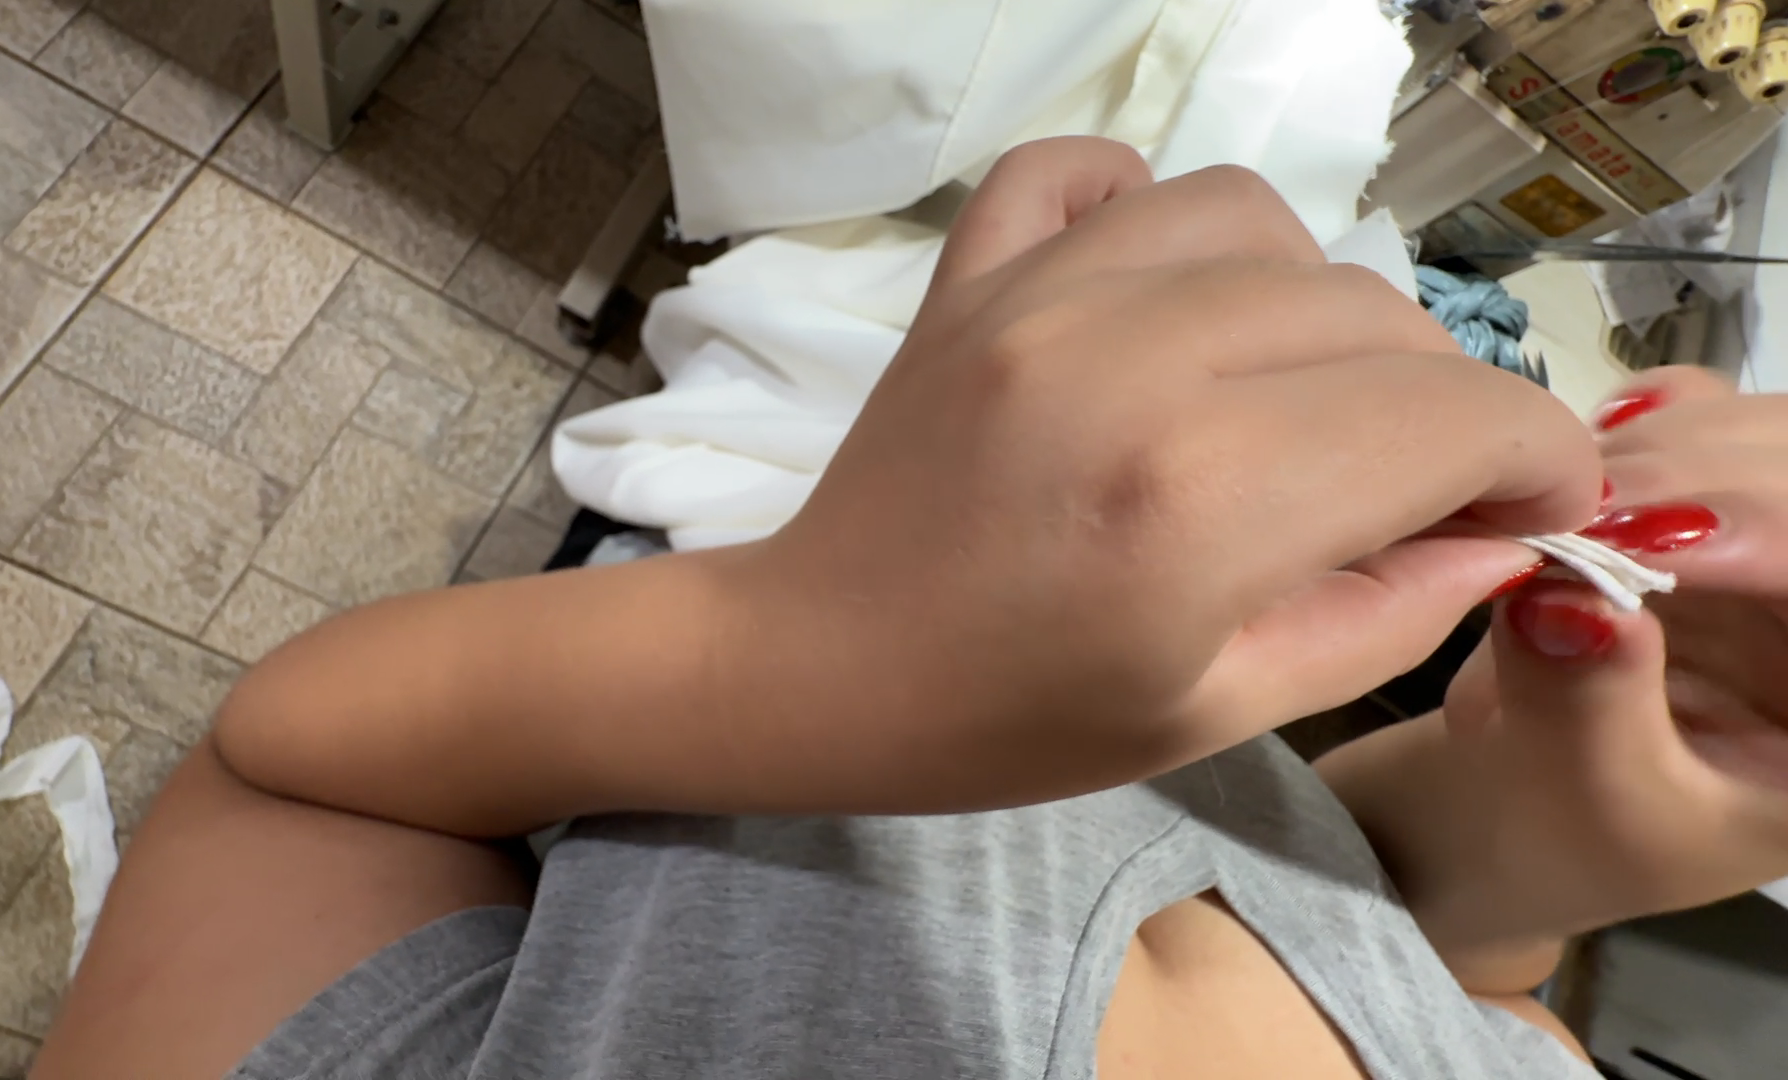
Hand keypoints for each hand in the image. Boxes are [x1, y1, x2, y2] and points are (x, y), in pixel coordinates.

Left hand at [210, 137, 1600, 839]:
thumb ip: (1381, 617)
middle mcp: (1131, 362)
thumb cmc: (997, 722)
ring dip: (1299, 306)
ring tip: (1260, 389)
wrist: (820, 663)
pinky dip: (1136, 209)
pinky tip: (1142, 287)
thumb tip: (1490, 529)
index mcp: (1205, 499)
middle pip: (1369, 316)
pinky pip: (1076, 174)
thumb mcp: (1211, 712)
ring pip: (1253, 224)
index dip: (1529, 464)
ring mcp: (1030, 302)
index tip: (1512, 508)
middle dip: (1420, 405)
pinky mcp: (959, 287)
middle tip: (1373, 481)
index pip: (1461, 415)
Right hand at [1382, 369, 1787, 981]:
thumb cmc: (1576, 830)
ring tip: (1545, 507)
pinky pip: (1696, 419)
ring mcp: (1769, 555)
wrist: (1527, 802)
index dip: (1765, 532)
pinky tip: (1580, 459)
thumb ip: (1588, 706)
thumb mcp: (1593, 796)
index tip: (1618, 538)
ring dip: (1649, 449)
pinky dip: (1641, 417)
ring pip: (1760, 432)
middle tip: (1556, 515)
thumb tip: (1555, 593)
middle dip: (1689, 480)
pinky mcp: (1689, 520)